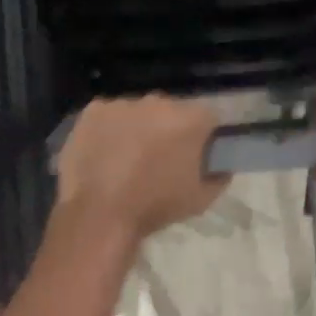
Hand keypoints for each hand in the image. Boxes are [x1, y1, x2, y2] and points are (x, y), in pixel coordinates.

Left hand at [55, 95, 228, 238]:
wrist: (100, 214)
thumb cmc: (155, 207)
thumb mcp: (200, 200)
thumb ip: (218, 178)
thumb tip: (221, 167)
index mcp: (190, 120)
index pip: (207, 117)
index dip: (203, 136)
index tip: (195, 154)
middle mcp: (159, 102)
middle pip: (171, 111)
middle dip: (168, 129)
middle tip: (159, 158)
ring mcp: (123, 104)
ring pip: (138, 112)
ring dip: (138, 128)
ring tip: (127, 158)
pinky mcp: (94, 111)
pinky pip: (108, 116)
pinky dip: (109, 130)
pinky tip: (105, 154)